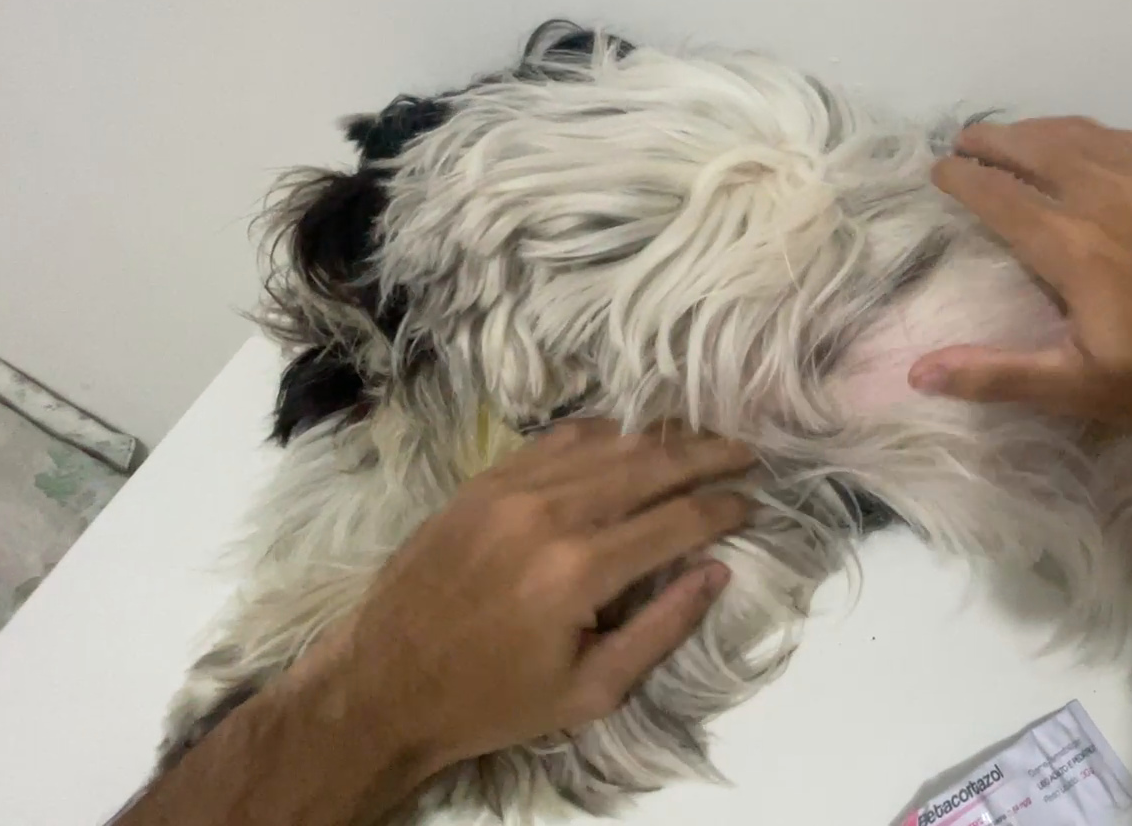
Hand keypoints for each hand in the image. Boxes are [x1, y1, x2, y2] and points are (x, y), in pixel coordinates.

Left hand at [283, 420, 755, 773]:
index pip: (681, 519)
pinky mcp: (489, 475)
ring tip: (705, 439)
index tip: (753, 504)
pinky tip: (635, 437)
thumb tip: (719, 568)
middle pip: (657, 463)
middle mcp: (553, 513)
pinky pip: (567, 435)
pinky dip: (612, 431)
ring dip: (670, 437)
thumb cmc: (493, 699)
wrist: (378, 686)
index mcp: (580, 572)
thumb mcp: (591, 692)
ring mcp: (516, 485)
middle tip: (748, 452)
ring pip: (617, 441)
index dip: (727, 507)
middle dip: (713, 453)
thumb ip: (664, 627)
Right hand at [909, 118, 1131, 419]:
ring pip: (1083, 135)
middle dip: (992, 140)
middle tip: (965, 139)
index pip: (999, 196)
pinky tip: (1089, 142)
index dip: (962, 178)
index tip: (939, 170)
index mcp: (1074, 248)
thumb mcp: (1078, 387)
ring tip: (1013, 134)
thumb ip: (995, 373)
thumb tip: (917, 371)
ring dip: (1039, 130)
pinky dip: (1095, 134)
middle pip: (1035, 149)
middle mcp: (1110, 198)